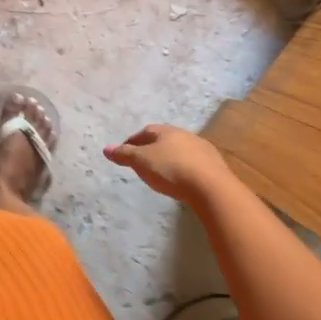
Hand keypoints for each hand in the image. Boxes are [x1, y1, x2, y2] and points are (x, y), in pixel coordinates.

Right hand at [104, 124, 235, 202]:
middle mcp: (186, 135)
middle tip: (141, 162)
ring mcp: (203, 149)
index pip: (144, 132)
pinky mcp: (215, 166)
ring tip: (161, 173)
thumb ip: (124, 154)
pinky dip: (183, 168)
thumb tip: (105, 148)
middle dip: (151, 149)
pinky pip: (193, 163)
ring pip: (180, 151)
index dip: (132, 142)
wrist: (211, 188)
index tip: (124, 154)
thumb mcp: (141, 162)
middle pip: (163, 140)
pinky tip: (180, 180)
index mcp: (166, 131)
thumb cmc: (171, 169)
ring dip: (169, 158)